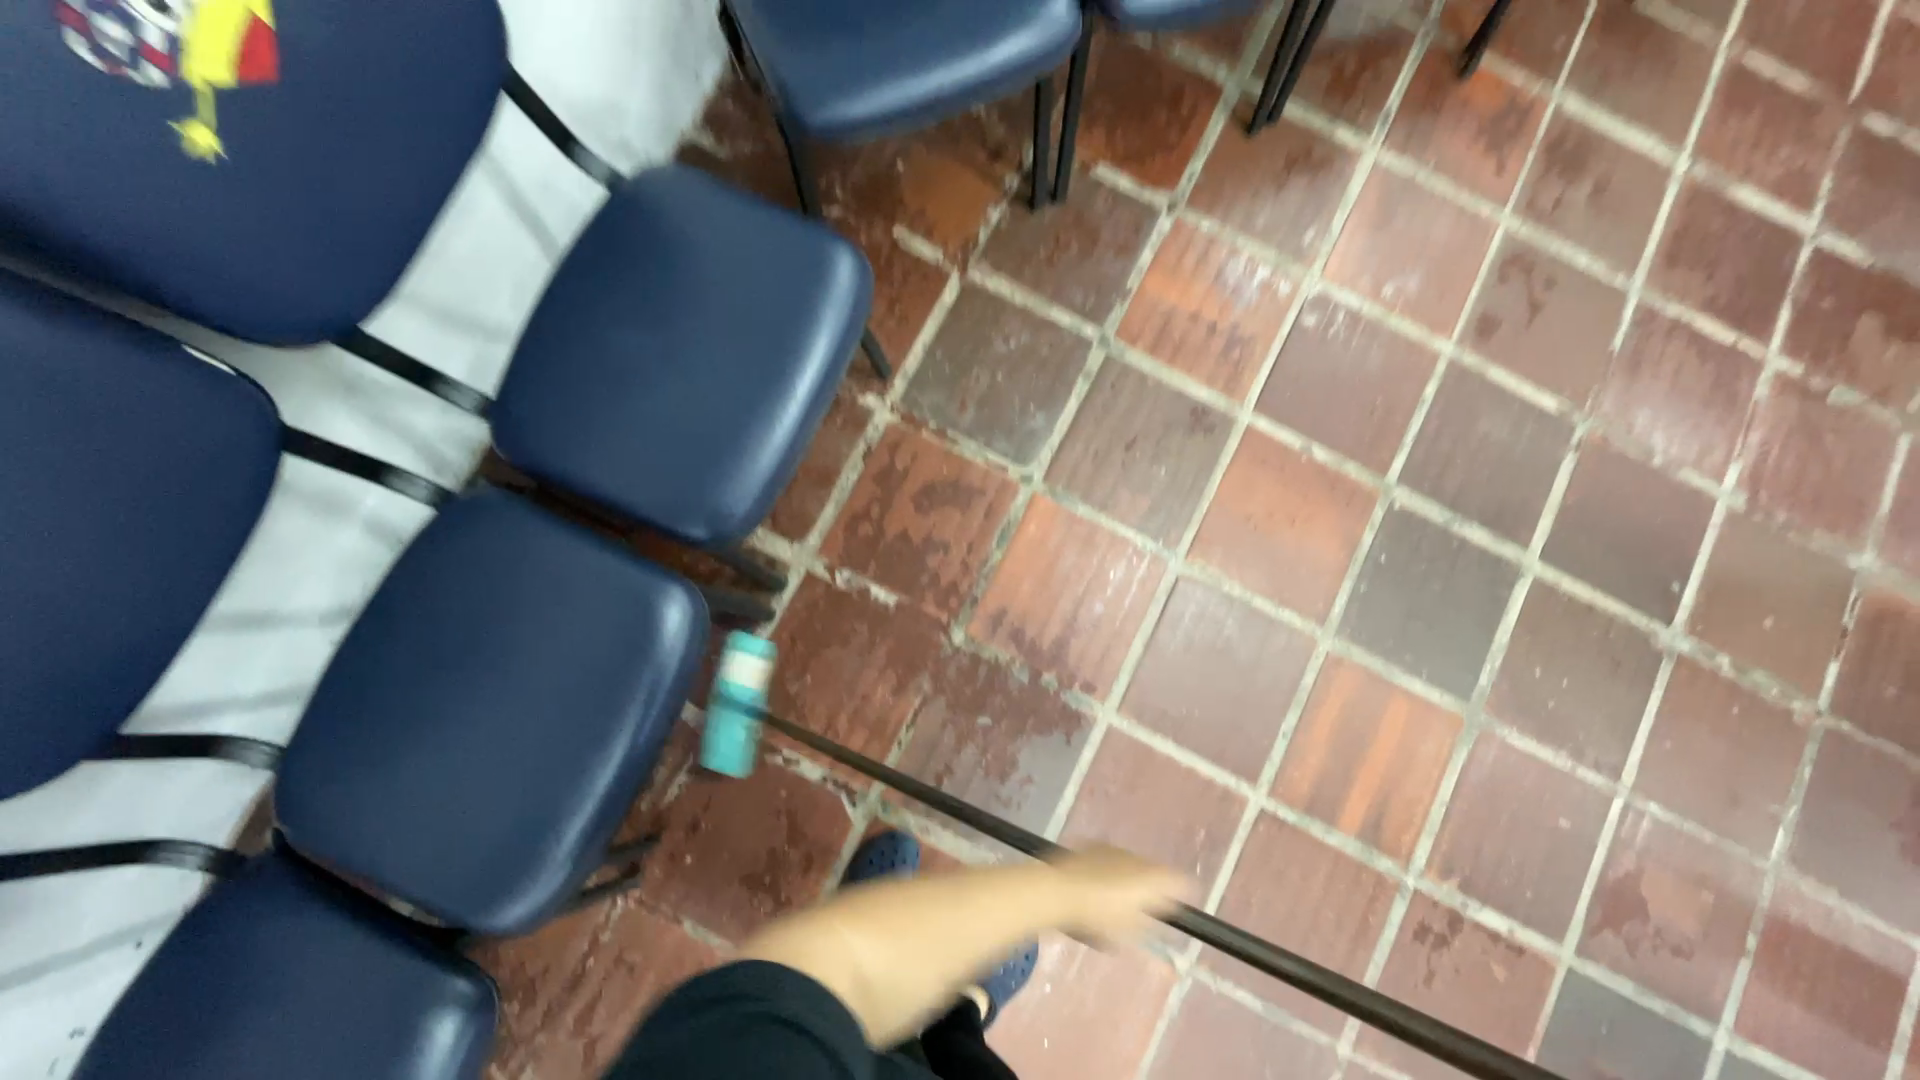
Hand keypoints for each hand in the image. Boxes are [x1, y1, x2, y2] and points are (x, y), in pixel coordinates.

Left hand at [1050, 847, 1192, 944]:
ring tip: (1114, 904)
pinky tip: (1095, 890)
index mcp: (1154, 878)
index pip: (1181, 882)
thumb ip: (1152, 926)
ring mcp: (1115, 849)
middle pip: (1155, 873)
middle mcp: (1139, 858)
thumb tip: (1160, 923)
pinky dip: (1109, 873)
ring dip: (1128, 881)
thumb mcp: (1130, 931)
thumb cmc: (1098, 915)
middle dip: (1152, 890)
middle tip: (1142, 912)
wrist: (1058, 889)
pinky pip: (1110, 861)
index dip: (1182, 895)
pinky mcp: (1094, 846)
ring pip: (1131, 866)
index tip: (1176, 910)